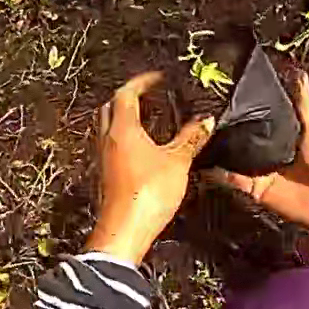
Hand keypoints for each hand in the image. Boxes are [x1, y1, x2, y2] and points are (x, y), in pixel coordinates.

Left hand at [86, 71, 214, 265]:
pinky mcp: (105, 173)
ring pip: (108, 126)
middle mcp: (108, 139)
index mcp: (122, 129)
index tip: (157, 78)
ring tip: (147, 117)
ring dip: (124, 117)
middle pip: (111, 107)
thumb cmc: (148, 193)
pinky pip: (111, 145)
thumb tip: (206, 121)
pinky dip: (124, 137)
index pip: (125, 93)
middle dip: (128, 96)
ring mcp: (103, 157)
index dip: (141, 82)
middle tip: (148, 95)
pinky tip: (141, 147)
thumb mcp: (177, 162)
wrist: (124, 230)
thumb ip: (191, 138)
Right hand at [208, 70, 308, 273]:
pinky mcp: (252, 187)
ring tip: (195, 133)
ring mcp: (259, 169)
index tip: (223, 88)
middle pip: (241, 134)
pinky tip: (200, 160)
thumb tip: (296, 69)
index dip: (244, 104)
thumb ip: (304, 101)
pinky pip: (229, 178)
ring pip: (231, 155)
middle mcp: (270, 149)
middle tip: (201, 110)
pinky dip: (215, 172)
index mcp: (286, 132)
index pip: (260, 114)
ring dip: (216, 148)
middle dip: (223, 126)